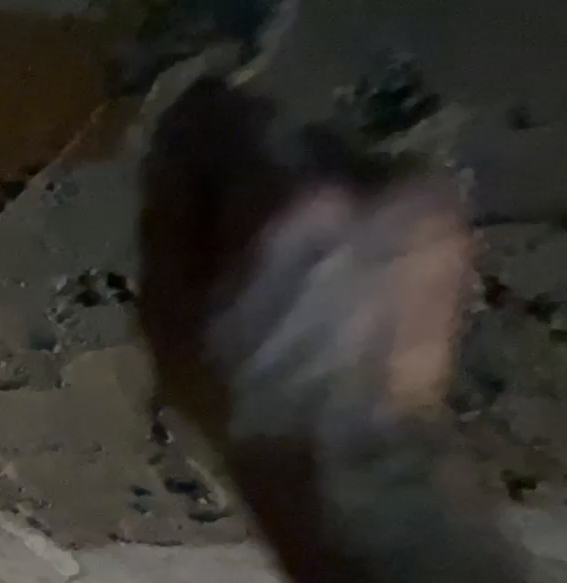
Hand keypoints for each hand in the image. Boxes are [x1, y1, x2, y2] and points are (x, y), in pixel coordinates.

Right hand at [139, 79, 467, 450]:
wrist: (342, 443)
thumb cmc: (231, 388)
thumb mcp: (165, 312)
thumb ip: (167, 219)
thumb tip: (167, 151)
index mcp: (279, 198)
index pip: (223, 111)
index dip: (185, 134)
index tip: (168, 169)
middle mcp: (359, 173)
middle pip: (279, 134)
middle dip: (240, 174)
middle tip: (217, 241)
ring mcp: (414, 193)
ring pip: (328, 160)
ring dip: (291, 195)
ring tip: (272, 266)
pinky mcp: (445, 219)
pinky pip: (372, 188)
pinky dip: (337, 213)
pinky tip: (318, 273)